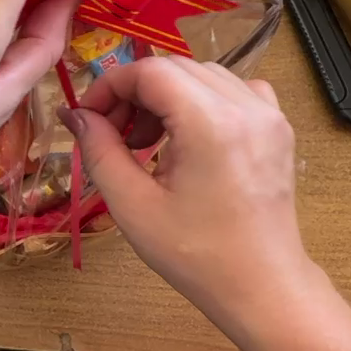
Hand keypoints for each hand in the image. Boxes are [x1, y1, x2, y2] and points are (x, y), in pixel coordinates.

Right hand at [60, 57, 325, 331]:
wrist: (258, 283)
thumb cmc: (190, 252)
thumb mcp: (130, 203)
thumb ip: (99, 149)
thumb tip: (74, 115)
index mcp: (210, 124)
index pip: (150, 71)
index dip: (108, 87)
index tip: (86, 120)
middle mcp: (246, 107)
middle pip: (175, 67)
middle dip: (132, 92)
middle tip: (110, 135)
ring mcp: (268, 115)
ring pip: (202, 75)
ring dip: (162, 96)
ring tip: (144, 141)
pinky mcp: (276, 128)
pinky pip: (233, 90)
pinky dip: (198, 102)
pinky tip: (184, 138)